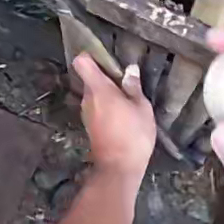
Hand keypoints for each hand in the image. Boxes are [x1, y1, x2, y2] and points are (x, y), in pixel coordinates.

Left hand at [72, 54, 154, 179]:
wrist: (118, 168)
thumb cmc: (133, 134)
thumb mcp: (141, 108)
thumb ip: (133, 87)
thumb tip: (130, 69)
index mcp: (99, 89)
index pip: (82, 62)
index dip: (90, 55)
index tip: (105, 57)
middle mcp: (87, 98)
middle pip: (90, 78)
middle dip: (105, 76)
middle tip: (125, 80)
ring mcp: (86, 113)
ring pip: (93, 94)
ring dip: (107, 93)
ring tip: (127, 98)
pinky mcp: (89, 126)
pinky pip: (96, 107)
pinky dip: (106, 106)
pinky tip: (122, 113)